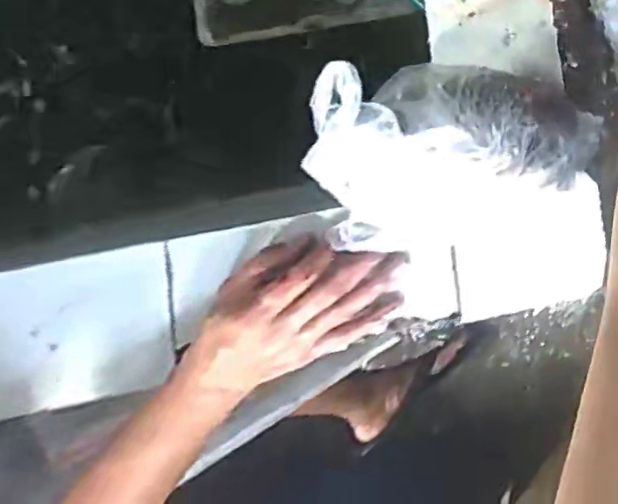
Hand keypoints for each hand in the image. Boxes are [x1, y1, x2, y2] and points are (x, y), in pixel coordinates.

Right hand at [177, 239, 404, 398]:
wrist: (216, 380)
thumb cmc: (223, 327)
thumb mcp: (230, 292)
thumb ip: (265, 263)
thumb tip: (304, 240)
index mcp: (258, 310)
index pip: (299, 278)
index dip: (323, 256)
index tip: (343, 237)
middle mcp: (284, 327)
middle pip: (329, 292)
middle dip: (362, 266)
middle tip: (387, 246)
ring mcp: (303, 342)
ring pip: (345, 311)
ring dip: (376, 287)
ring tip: (401, 266)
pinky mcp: (314, 353)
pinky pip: (348, 334)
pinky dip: (374, 318)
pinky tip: (396, 303)